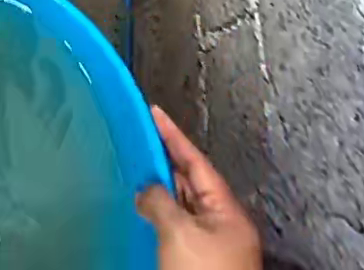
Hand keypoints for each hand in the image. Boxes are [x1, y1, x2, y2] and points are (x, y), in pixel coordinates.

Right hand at [136, 105, 262, 269]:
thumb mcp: (178, 232)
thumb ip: (159, 200)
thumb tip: (145, 190)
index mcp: (227, 211)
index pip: (196, 161)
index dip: (172, 134)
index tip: (152, 110)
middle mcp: (224, 225)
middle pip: (192, 182)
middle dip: (165, 160)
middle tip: (139, 137)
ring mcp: (214, 246)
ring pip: (185, 205)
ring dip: (162, 189)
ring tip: (137, 168)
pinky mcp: (200, 264)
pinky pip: (179, 226)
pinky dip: (162, 213)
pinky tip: (144, 208)